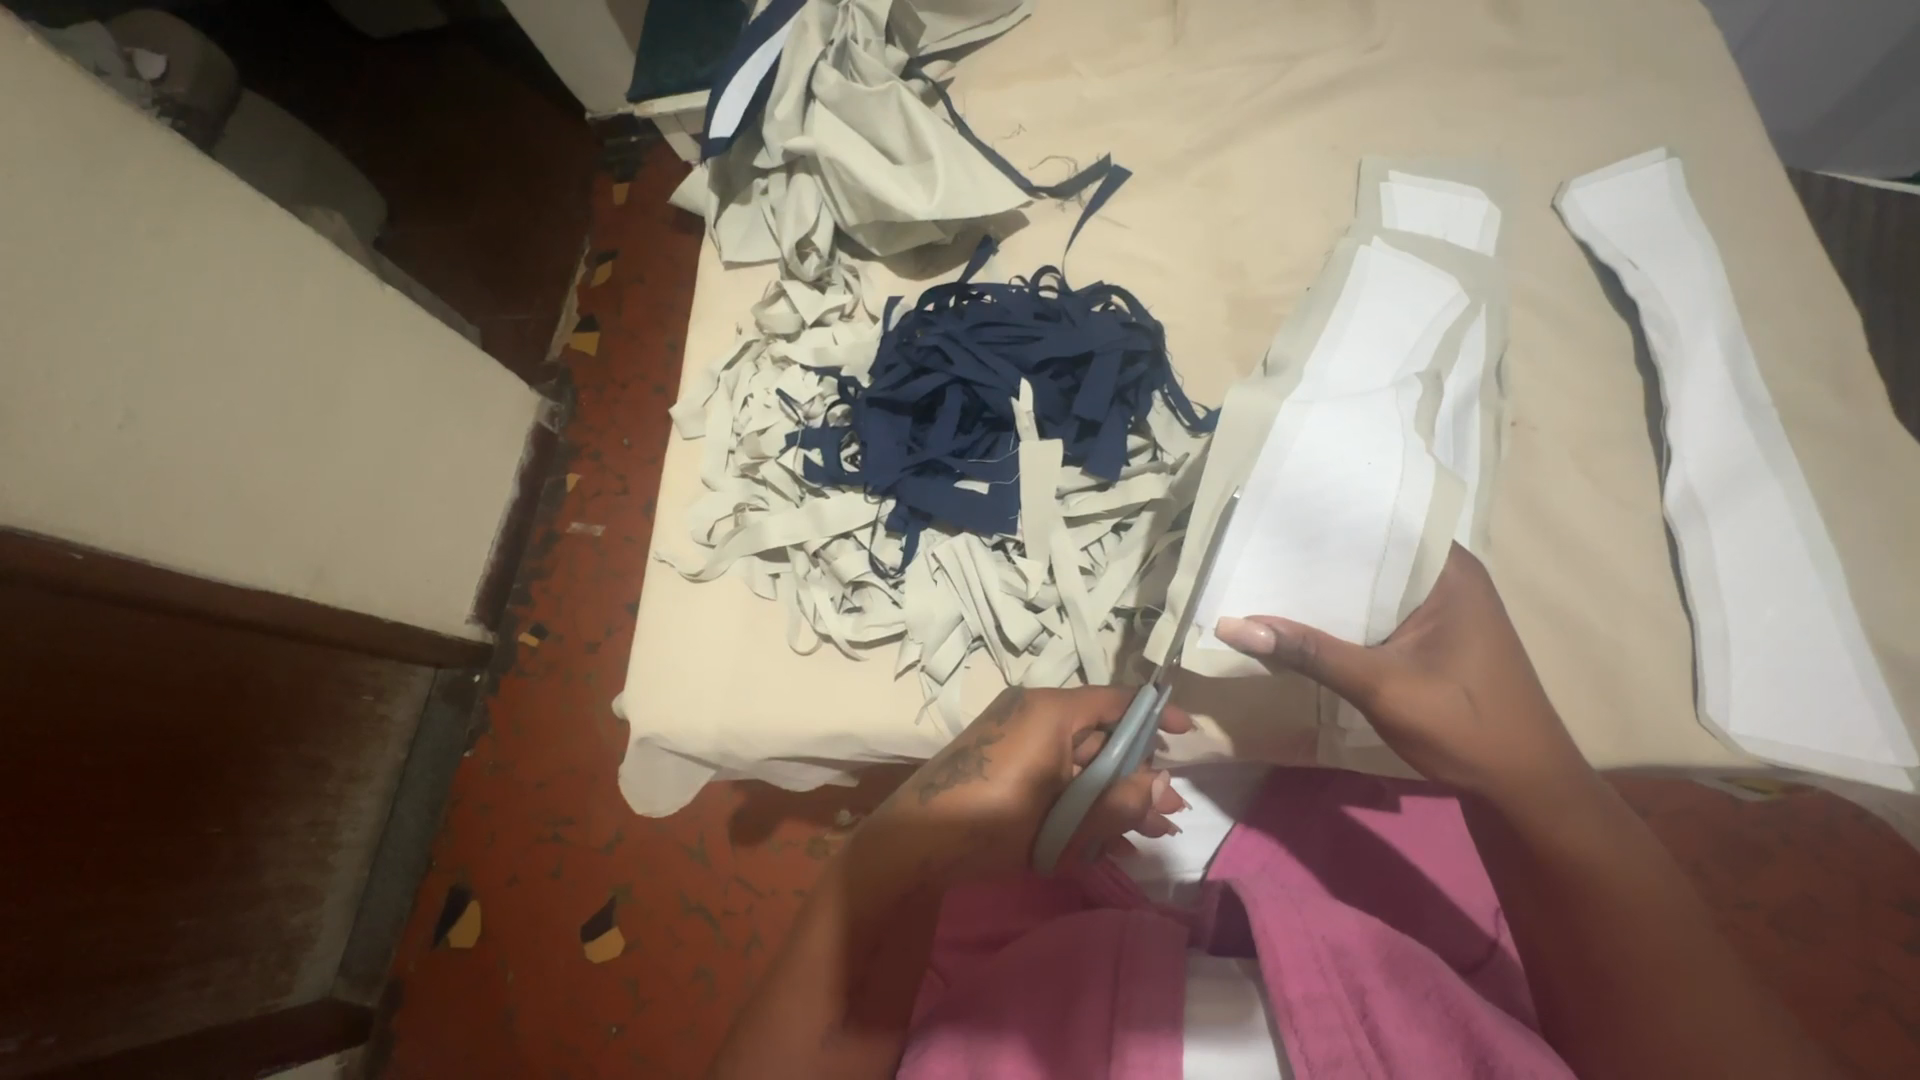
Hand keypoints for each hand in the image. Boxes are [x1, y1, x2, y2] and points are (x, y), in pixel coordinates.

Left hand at [851, 686, 1191, 886]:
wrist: (915, 840)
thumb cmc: (992, 820)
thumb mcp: (1063, 817)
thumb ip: (1117, 802)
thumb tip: (1166, 786)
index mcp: (1052, 711)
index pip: (1117, 701)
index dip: (1155, 715)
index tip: (1187, 735)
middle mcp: (1037, 715)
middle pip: (1101, 736)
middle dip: (1139, 776)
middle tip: (1171, 812)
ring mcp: (1018, 738)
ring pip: (1081, 761)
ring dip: (1114, 795)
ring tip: (1153, 833)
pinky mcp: (1005, 762)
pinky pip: (1055, 772)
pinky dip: (1081, 800)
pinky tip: (1110, 840)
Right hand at [1214, 544, 1591, 802]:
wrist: (1523, 788)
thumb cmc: (1467, 726)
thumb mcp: (1381, 686)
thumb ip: (1310, 652)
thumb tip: (1230, 625)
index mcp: (1449, 572)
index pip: (1380, 524)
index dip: (1325, 519)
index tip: (1270, 517)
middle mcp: (1445, 579)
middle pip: (1369, 556)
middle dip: (1314, 557)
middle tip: (1250, 548)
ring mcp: (1439, 610)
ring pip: (1368, 587)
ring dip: (1324, 591)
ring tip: (1260, 576)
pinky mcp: (1428, 638)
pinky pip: (1373, 613)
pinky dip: (1339, 617)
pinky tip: (1295, 621)